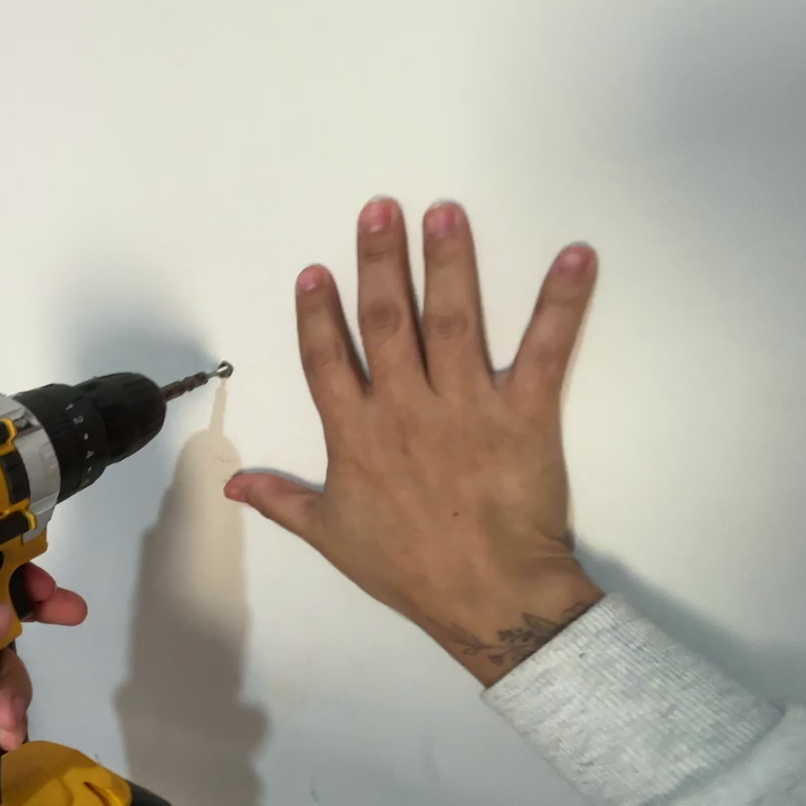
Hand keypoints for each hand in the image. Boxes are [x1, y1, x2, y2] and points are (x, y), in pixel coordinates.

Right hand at [225, 198, 603, 686]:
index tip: (314, 271)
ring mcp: (466, 406)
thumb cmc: (403, 565)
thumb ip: (278, 501)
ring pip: (454, 322)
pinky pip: (545, 350)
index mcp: (355, 435)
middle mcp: (404, 408)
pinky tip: (574, 255)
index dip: (317, 314)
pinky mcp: (527, 413)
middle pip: (386, 323)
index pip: (327, 360)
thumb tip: (230, 487)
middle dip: (380, 263)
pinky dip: (562, 302)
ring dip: (449, 264)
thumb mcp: (328, 533)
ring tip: (444, 213)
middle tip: (381, 209)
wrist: (488, 596)